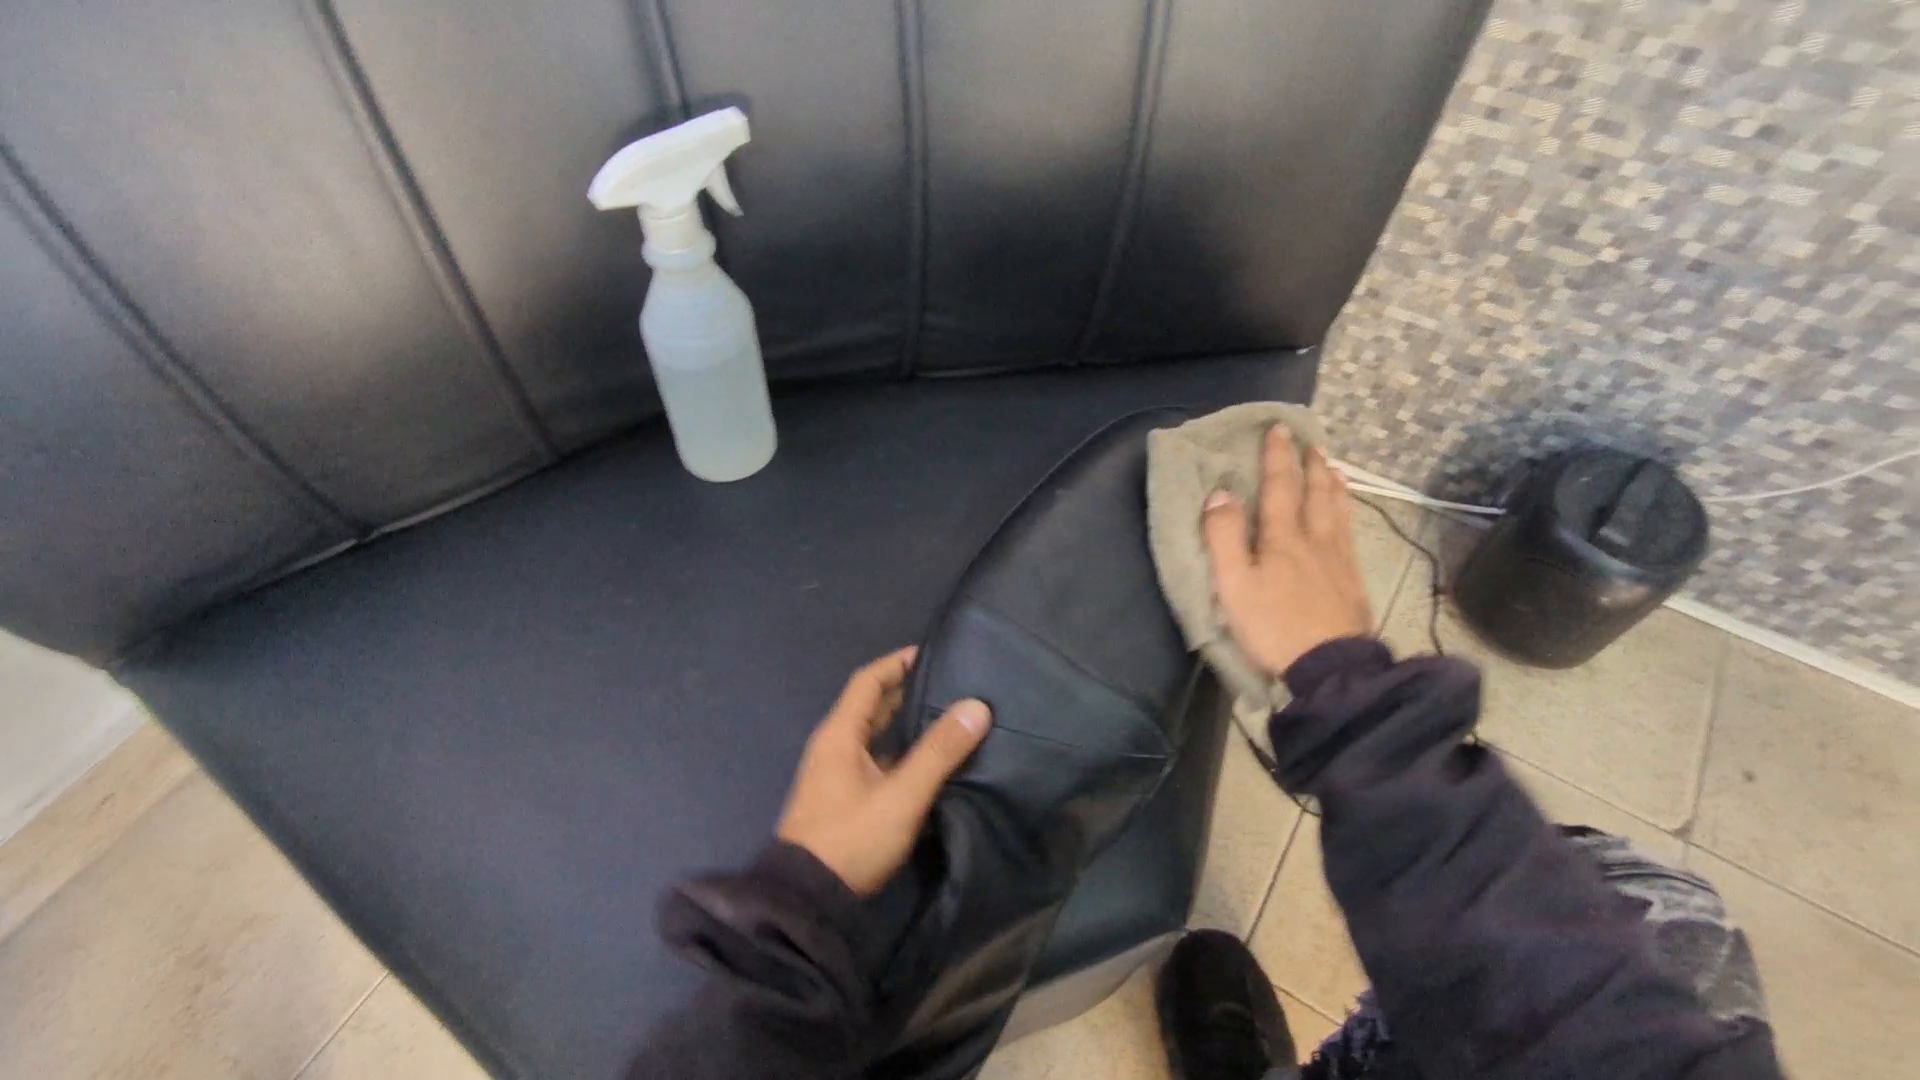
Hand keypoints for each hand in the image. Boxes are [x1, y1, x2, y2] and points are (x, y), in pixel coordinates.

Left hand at [776, 647, 992, 894]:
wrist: (807, 900)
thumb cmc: (851, 839)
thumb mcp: (901, 796)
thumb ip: (938, 752)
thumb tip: (976, 706)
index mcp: (839, 734)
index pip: (869, 681)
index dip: (898, 663)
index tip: (933, 653)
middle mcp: (834, 747)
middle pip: (871, 706)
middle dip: (907, 691)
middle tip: (951, 684)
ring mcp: (837, 775)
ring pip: (875, 735)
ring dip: (905, 723)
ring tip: (949, 717)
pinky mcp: (845, 800)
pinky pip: (876, 760)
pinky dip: (901, 752)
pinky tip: (930, 763)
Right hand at [1202, 428, 1373, 676]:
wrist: (1330, 667)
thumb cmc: (1273, 625)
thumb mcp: (1234, 584)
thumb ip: (1224, 537)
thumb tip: (1220, 493)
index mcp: (1283, 538)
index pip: (1280, 487)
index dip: (1277, 457)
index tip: (1279, 429)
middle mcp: (1315, 541)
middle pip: (1316, 494)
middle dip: (1311, 466)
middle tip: (1312, 443)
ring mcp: (1339, 562)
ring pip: (1338, 512)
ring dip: (1333, 486)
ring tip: (1334, 469)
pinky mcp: (1353, 583)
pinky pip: (1350, 535)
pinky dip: (1347, 515)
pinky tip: (1347, 519)